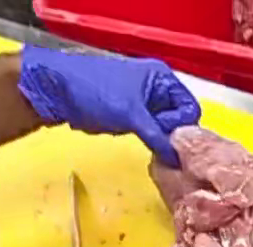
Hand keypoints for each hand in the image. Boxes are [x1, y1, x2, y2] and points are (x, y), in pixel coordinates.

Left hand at [18, 46, 200, 164]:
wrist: (61, 93)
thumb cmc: (96, 92)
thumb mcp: (132, 114)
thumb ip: (158, 137)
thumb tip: (178, 161)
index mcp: (162, 78)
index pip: (190, 109)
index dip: (184, 127)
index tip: (170, 140)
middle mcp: (159, 91)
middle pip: (183, 122)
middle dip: (177, 138)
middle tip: (165, 151)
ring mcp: (149, 107)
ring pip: (170, 132)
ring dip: (167, 146)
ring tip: (159, 155)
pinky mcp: (139, 121)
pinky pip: (157, 138)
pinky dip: (157, 147)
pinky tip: (153, 154)